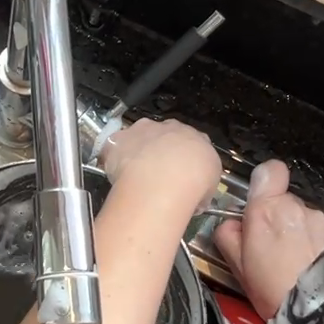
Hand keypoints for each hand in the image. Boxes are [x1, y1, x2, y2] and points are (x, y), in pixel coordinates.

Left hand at [98, 118, 221, 207]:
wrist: (164, 179)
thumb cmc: (193, 184)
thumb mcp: (210, 187)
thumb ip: (202, 183)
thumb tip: (196, 195)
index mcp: (196, 137)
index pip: (190, 143)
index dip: (183, 158)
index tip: (179, 173)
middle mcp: (169, 127)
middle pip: (163, 135)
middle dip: (159, 151)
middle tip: (157, 174)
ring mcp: (141, 129)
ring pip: (138, 137)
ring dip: (137, 151)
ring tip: (135, 175)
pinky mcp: (119, 137)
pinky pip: (115, 146)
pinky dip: (114, 157)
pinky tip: (117, 174)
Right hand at [213, 160, 323, 318]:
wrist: (319, 315)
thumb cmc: (271, 289)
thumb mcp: (236, 264)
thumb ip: (228, 233)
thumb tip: (232, 223)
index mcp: (266, 210)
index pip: (270, 171)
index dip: (265, 182)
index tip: (260, 204)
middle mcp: (298, 208)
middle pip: (284, 201)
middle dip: (277, 219)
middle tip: (272, 250)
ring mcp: (323, 221)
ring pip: (304, 219)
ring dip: (298, 233)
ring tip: (295, 264)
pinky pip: (322, 233)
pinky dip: (316, 246)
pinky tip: (313, 268)